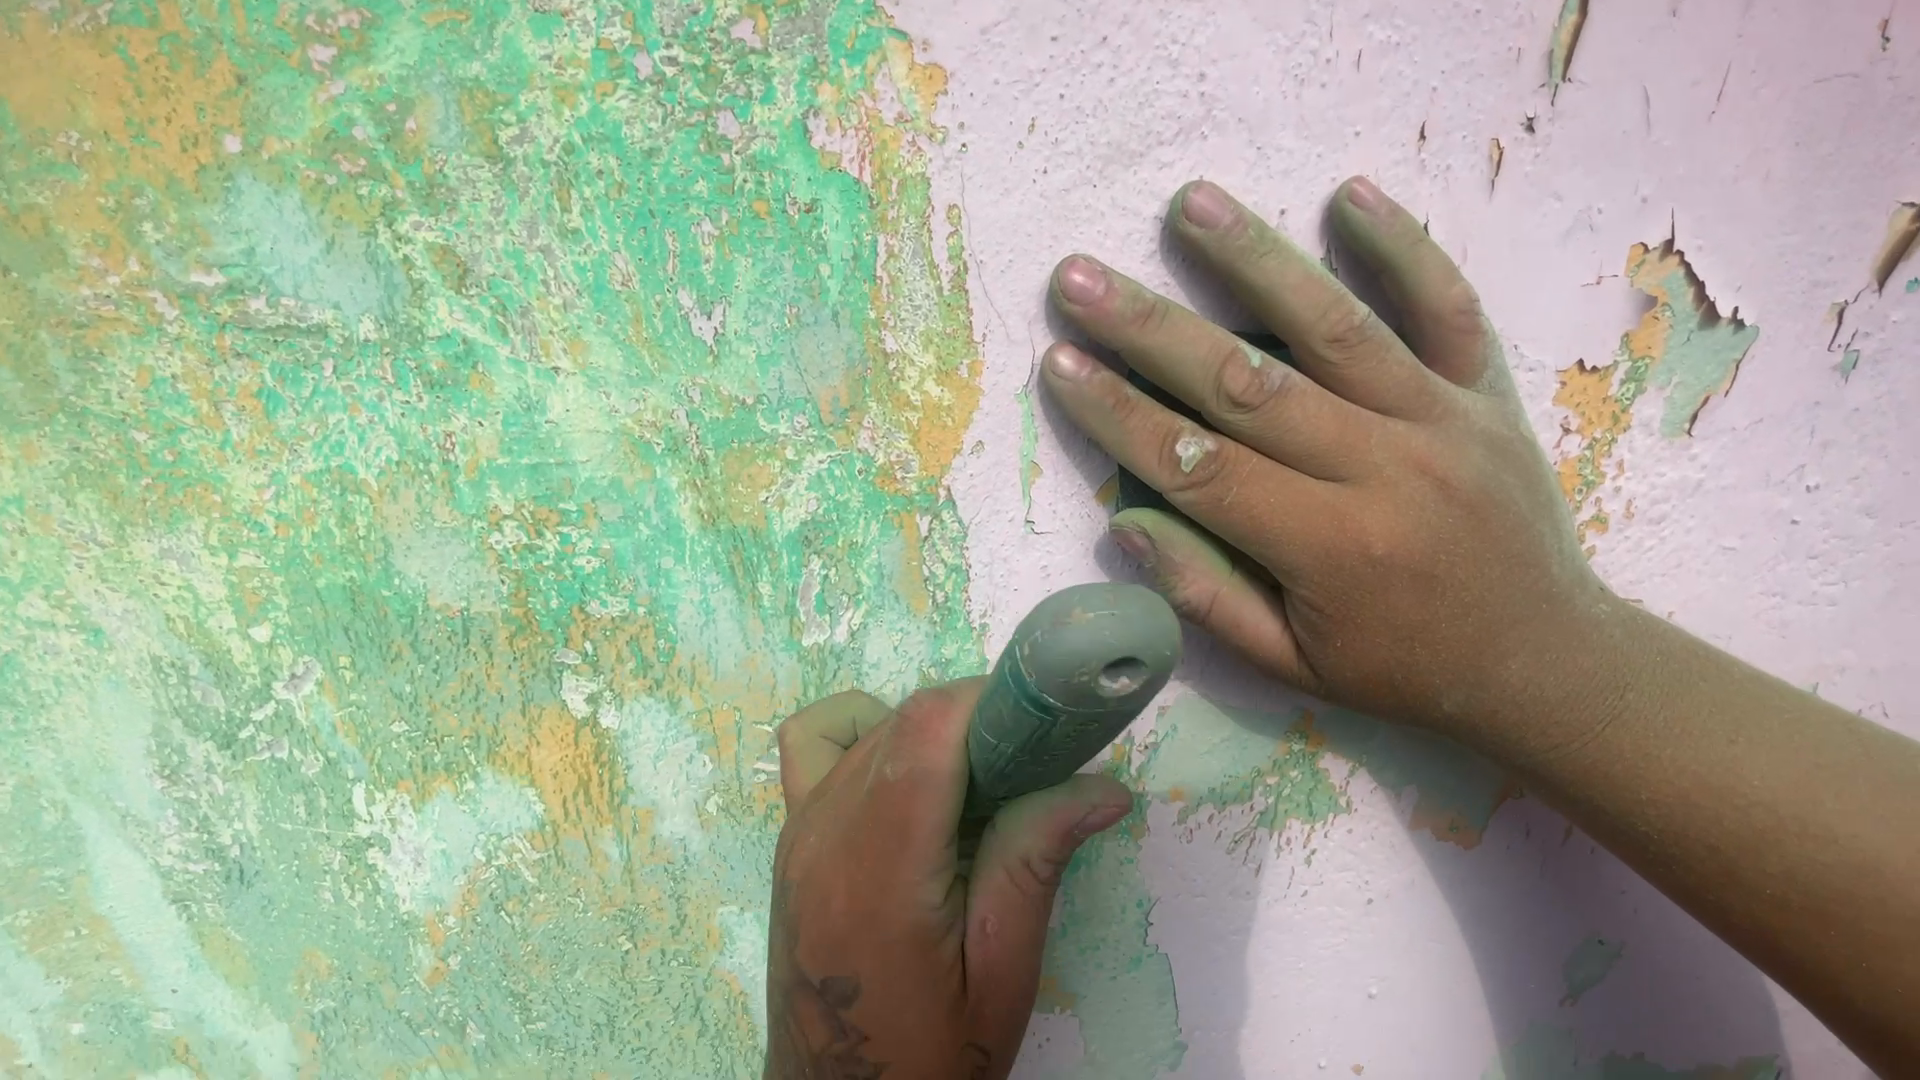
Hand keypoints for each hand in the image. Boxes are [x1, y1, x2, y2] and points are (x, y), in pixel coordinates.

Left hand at [764, 680, 1131, 1078]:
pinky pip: (814, 743)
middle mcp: (826, 830)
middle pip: (904, 719)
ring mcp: (798, 828)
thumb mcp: (1001, 972)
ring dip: (929, 729)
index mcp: (881, 866)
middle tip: (1027, 766)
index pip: (927, 727)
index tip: (1041, 728)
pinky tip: (902, 772)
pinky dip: (862, 731)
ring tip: (971, 781)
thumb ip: (1034, 862)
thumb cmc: (929, 1053)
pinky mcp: (789, 835)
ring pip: (868, 725)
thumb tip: (1104, 787)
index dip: (989, 701)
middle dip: (974, 718)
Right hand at [1041, 177, 1625, 758]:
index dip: (1121, 415)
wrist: (1543, 660)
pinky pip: (1445, 307)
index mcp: (1327, 546)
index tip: (1061, 362)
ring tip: (1192, 205)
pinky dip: (1401, 248)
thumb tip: (1126, 526)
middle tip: (1081, 278)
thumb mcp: (1289, 665)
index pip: (1199, 466)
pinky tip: (1349, 195)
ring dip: (1256, 260)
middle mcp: (1382, 469)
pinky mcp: (1484, 394)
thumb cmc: (1399, 670)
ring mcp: (1440, 419)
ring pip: (1335, 326)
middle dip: (1151, 328)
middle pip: (1246, 383)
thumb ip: (1205, 597)